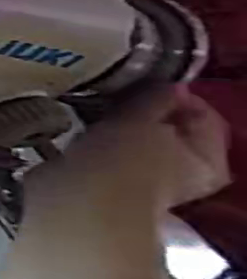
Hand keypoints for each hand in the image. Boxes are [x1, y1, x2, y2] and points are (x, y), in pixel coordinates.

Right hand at [28, 85, 230, 211]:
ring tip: (86, 105)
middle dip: (140, 110)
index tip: (142, 78)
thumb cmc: (122, 162)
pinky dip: (89, 137)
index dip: (177, 94)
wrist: (77, 199)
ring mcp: (141, 177)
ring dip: (110, 122)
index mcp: (209, 160)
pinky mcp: (103, 179)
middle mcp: (182, 171)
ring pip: (130, 139)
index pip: (204, 116)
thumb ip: (155, 99)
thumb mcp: (141, 122)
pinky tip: (70, 128)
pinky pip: (102, 150)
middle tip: (111, 90)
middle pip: (166, 128)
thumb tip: (165, 82)